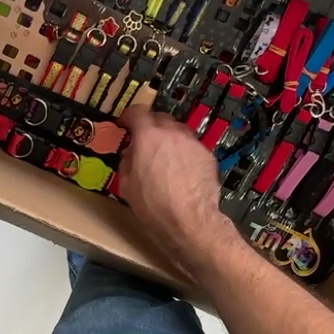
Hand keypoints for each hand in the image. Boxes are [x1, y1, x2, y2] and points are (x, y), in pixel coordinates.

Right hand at [120, 105, 242, 273]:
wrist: (189, 221)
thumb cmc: (156, 207)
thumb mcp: (127, 186)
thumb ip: (127, 162)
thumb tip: (129, 155)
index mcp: (148, 137)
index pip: (137, 112)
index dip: (130, 116)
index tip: (127, 121)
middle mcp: (172, 134)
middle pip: (160, 118)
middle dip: (151, 126)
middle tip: (146, 141)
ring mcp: (192, 143)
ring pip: (179, 131)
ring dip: (170, 139)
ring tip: (165, 158)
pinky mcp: (207, 156)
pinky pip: (192, 147)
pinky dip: (185, 153)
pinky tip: (182, 171)